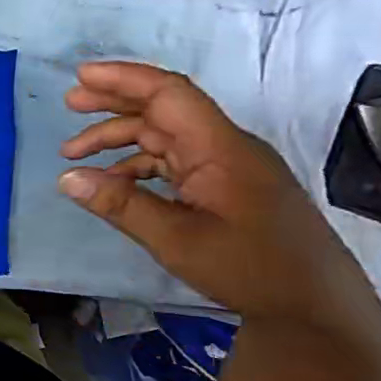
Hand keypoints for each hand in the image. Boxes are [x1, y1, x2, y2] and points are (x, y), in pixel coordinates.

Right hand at [58, 62, 380, 330]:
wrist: (314, 305)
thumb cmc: (249, 268)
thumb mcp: (176, 239)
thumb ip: (120, 205)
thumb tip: (66, 178)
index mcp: (219, 148)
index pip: (169, 94)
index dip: (123, 79)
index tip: (81, 75)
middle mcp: (223, 147)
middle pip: (164, 109)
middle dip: (115, 101)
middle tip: (70, 102)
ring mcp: (225, 166)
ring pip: (164, 136)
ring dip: (119, 138)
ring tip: (74, 153)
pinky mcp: (224, 186)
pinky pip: (172, 161)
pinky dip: (136, 165)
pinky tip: (110, 181)